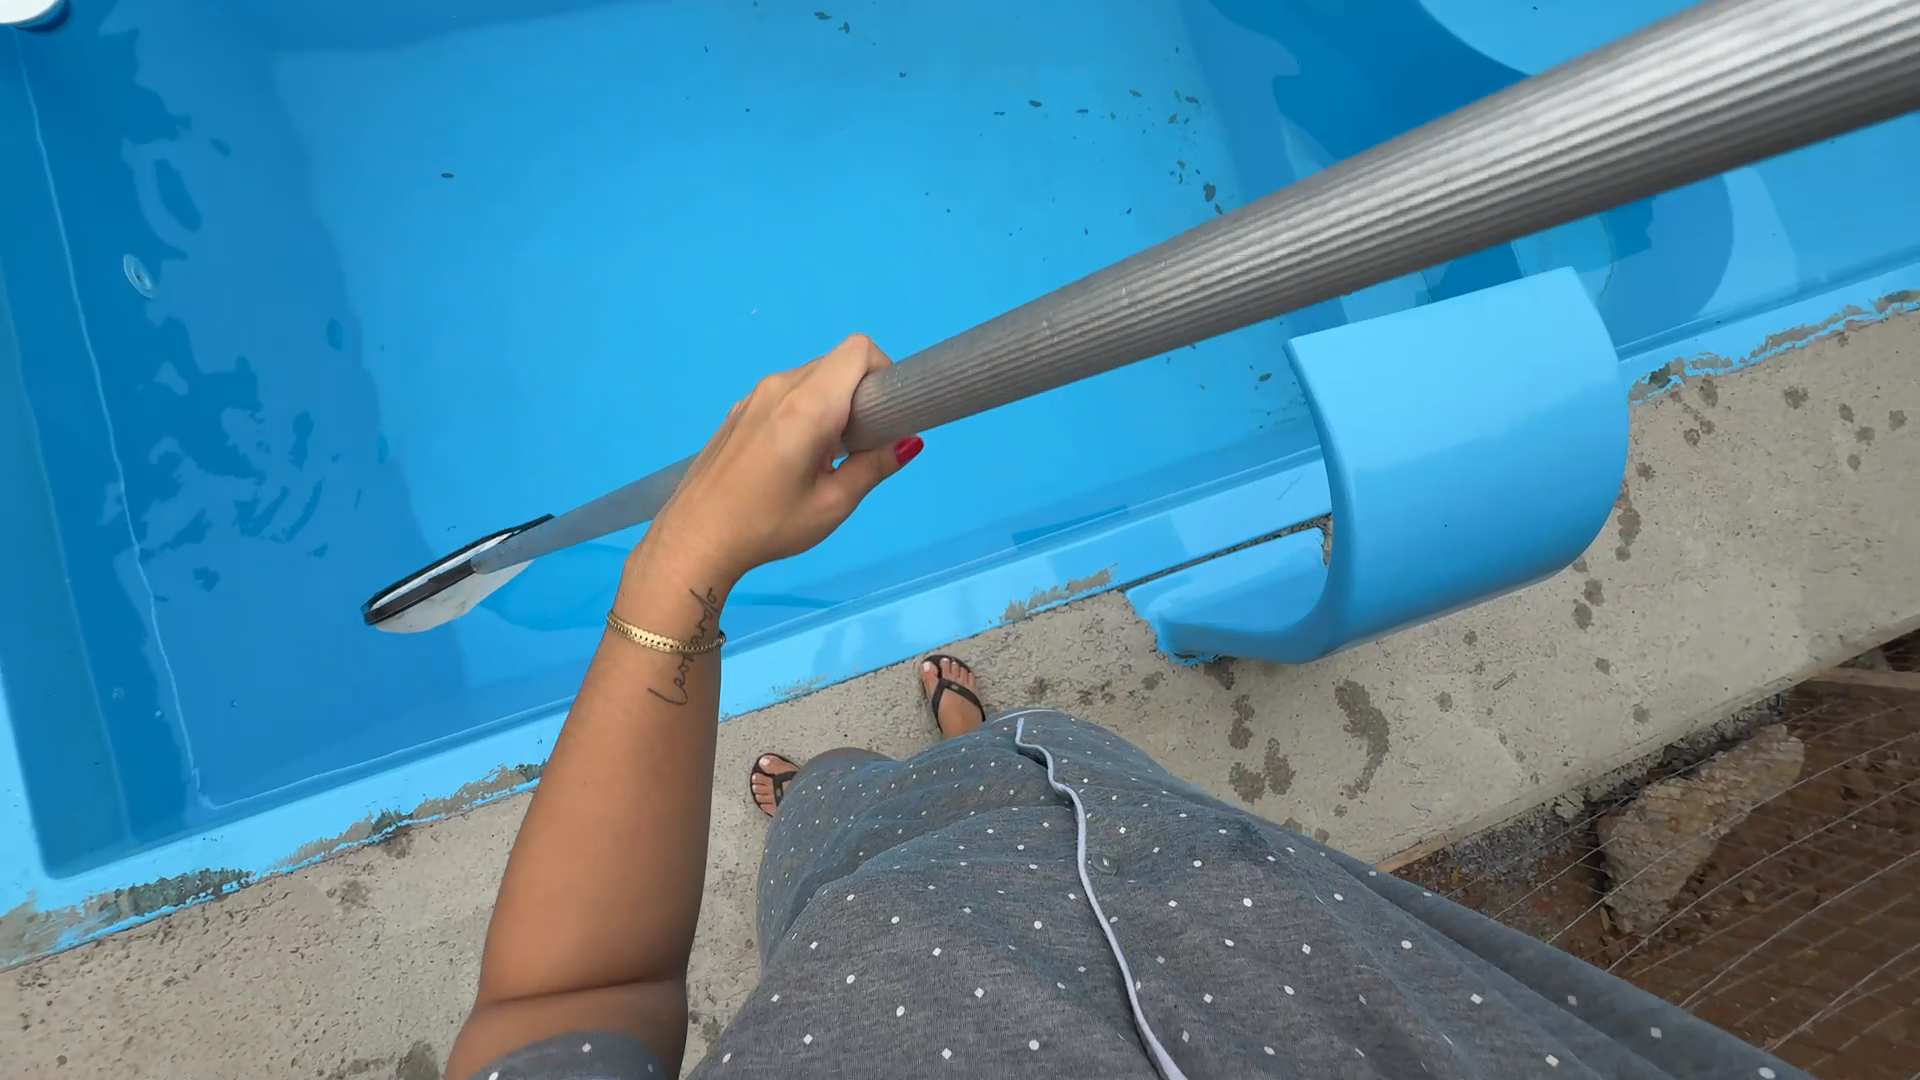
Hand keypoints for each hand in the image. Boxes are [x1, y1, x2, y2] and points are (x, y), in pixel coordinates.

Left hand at [636, 334, 922, 588]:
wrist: (696, 538)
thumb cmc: (770, 524)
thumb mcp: (835, 503)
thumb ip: (876, 466)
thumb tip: (910, 442)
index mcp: (808, 404)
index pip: (857, 350)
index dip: (883, 371)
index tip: (887, 413)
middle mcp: (779, 387)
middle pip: (835, 364)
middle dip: (860, 393)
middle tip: (860, 445)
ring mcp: (754, 396)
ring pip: (810, 379)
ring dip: (832, 404)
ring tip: (826, 457)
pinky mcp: (738, 412)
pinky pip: (785, 394)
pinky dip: (804, 411)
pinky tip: (792, 458)